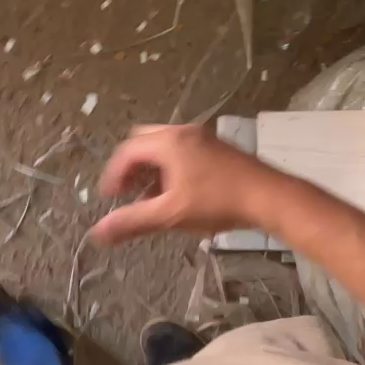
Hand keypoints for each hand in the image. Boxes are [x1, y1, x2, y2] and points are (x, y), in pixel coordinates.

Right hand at [89, 124, 292, 245]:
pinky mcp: (215, 146)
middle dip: (132, 167)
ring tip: (151, 197)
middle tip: (128, 193)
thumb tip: (97, 233)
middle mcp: (182, 131)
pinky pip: (181, 148)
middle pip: (144, 141)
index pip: (128, 151)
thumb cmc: (217, 202)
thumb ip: (133, 221)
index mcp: (168, 141)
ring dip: (151, 167)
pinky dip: (169, 165)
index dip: (114, 175)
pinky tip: (176, 192)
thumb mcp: (171, 215)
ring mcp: (201, 136)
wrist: (267, 195)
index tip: (110, 198)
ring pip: (164, 145)